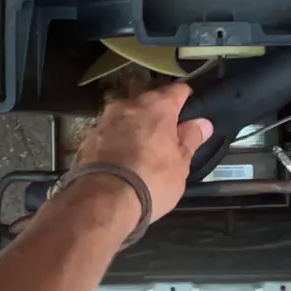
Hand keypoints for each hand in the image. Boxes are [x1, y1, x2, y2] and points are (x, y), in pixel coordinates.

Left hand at [74, 83, 213, 221]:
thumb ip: (191, 139)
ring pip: (127, 115)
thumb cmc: (151, 180)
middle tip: (169, 134)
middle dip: (160, 113)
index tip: (191, 109)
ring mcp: (106, 119)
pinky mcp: (88, 137)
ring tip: (144, 147)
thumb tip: (202, 123)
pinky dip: (118, 139)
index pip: (178, 90)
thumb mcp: (181, 164)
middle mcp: (130, 105)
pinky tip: (122, 158)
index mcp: (158, 106)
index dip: (186, 98)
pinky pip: (110, 132)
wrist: (102, 200)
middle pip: (150, 100)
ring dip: (136, 125)